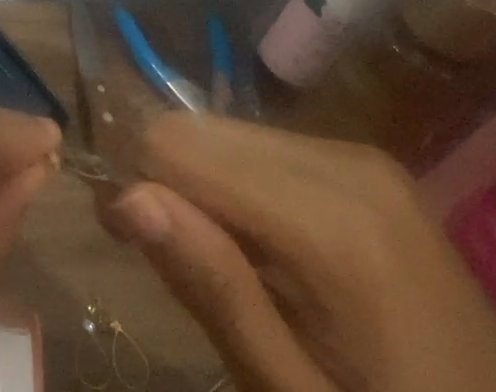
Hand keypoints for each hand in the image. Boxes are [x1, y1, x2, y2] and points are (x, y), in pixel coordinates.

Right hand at [98, 112, 495, 391]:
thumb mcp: (288, 387)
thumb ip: (213, 288)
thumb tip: (127, 197)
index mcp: (329, 226)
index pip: (173, 145)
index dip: (133, 189)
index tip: (130, 246)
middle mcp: (345, 165)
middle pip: (194, 129)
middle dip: (163, 181)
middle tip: (172, 258)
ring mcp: (363, 158)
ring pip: (222, 130)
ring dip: (199, 183)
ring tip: (218, 255)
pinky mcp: (368, 163)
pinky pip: (262, 144)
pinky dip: (237, 182)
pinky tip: (260, 241)